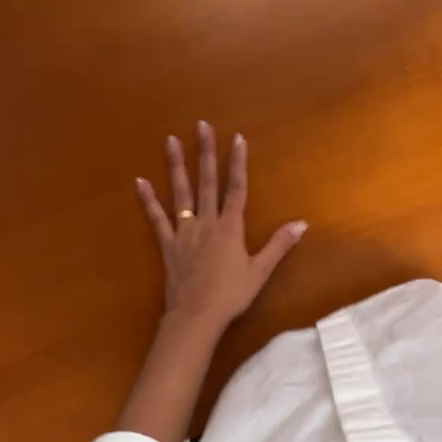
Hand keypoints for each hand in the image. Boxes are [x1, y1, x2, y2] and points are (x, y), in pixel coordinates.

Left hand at [136, 122, 307, 341]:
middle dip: (206, 152)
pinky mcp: (168, 244)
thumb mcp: (260, 271)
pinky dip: (148, 200)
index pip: (236, 188)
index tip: (237, 138)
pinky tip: (140, 181)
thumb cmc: (231, 295)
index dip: (237, 162)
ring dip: (176, 165)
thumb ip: (279, 245)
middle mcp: (206, 222)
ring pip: (180, 192)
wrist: (196, 316)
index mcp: (230, 228)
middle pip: (207, 181)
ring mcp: (184, 231)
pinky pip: (156, 218)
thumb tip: (301, 223)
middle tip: (201, 125)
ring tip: (171, 140)